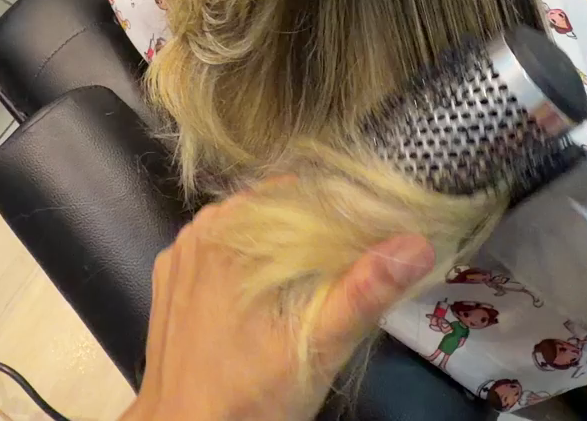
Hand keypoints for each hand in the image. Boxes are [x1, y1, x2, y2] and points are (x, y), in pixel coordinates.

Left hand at [123, 192, 435, 420]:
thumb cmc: (250, 396)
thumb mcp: (317, 347)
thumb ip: (364, 293)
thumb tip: (417, 244)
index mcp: (232, 228)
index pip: (298, 192)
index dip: (337, 212)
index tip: (367, 238)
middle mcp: (203, 226)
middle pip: (271, 207)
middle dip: (310, 229)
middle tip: (344, 267)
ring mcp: (181, 249)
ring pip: (245, 226)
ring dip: (278, 244)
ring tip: (309, 283)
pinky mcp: (169, 274)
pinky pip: (218, 247)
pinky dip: (243, 260)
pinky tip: (262, 296)